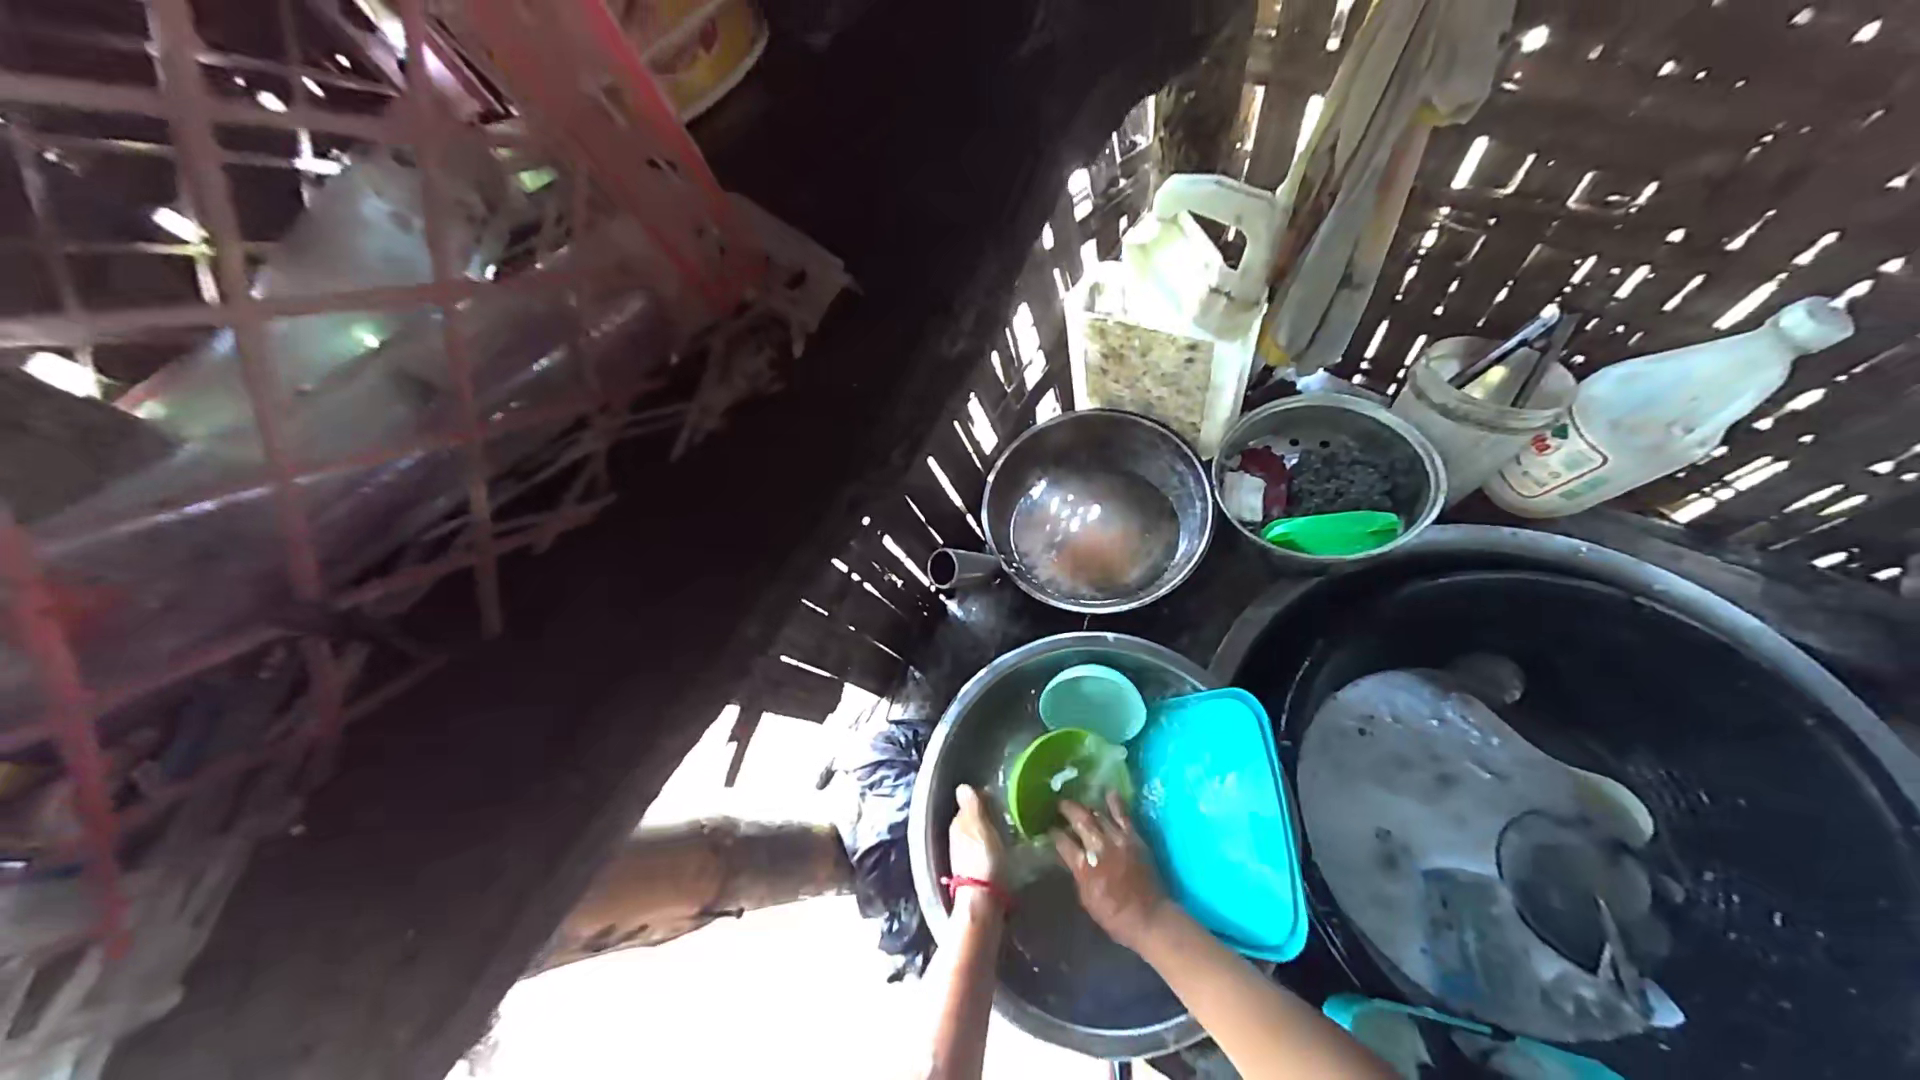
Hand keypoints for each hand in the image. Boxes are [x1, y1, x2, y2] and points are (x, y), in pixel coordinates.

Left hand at [947, 784, 1004, 887]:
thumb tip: (962, 785)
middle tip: (1005, 813)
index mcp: (957, 824)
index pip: (968, 803)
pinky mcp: (972, 872)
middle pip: (971, 820)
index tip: (999, 798)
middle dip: (985, 816)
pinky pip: (981, 851)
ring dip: (987, 832)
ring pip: (975, 836)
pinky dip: (989, 847)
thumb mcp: (980, 828)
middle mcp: (956, 838)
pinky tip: (1001, 850)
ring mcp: (963, 857)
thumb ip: (972, 807)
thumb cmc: (983, 859)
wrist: (982, 900)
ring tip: (1006, 831)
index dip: (983, 799)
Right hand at [1051, 792, 1173, 952]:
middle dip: (1067, 810)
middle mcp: (1099, 847)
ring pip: (1098, 814)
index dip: (1054, 833)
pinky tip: (1109, 793)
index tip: (1050, 828)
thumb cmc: (1113, 914)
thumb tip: (1070, 855)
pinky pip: (1123, 815)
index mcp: (1083, 866)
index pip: (1063, 841)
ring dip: (1087, 807)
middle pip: (1079, 820)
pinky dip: (1115, 803)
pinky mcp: (1134, 838)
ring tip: (1079, 803)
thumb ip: (1077, 872)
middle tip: (1060, 805)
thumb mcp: (1085, 897)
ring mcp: (1118, 840)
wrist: (1149, 917)